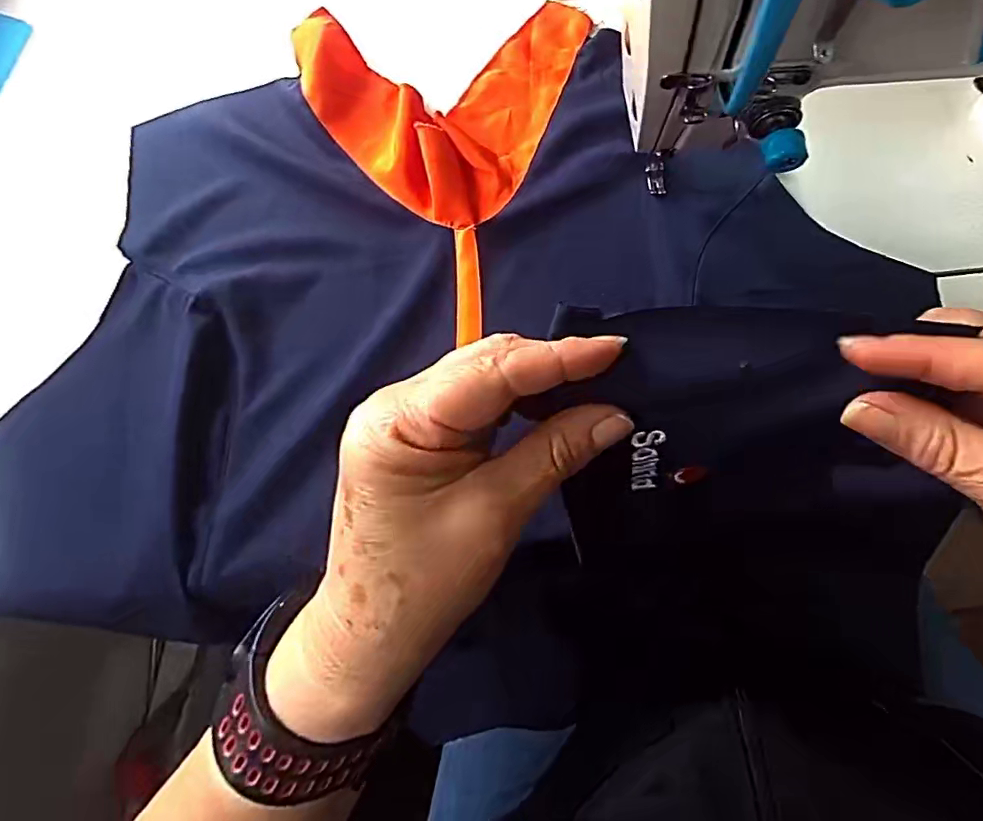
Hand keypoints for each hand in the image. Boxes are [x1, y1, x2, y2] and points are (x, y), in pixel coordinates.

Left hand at [265, 333, 631, 741]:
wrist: (369, 635)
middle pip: (481, 364)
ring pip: (478, 376)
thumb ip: (553, 453)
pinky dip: (513, 399)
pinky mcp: (414, 431)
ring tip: (588, 385)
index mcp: (397, 418)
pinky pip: (471, 399)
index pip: (488, 371)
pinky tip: (546, 403)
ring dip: (532, 378)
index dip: (556, 356)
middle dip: (546, 363)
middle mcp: (392, 402)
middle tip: (610, 369)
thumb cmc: (421, 587)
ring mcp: (399, 415)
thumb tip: (613, 415)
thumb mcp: (493, 515)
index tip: (612, 347)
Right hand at [838, 309, 982, 708]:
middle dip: (920, 349)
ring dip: (923, 370)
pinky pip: (977, 390)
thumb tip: (867, 407)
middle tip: (855, 357)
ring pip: (980, 362)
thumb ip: (944, 447)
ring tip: (869, 377)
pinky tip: (903, 397)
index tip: (859, 349)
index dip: (922, 352)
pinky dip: (934, 392)